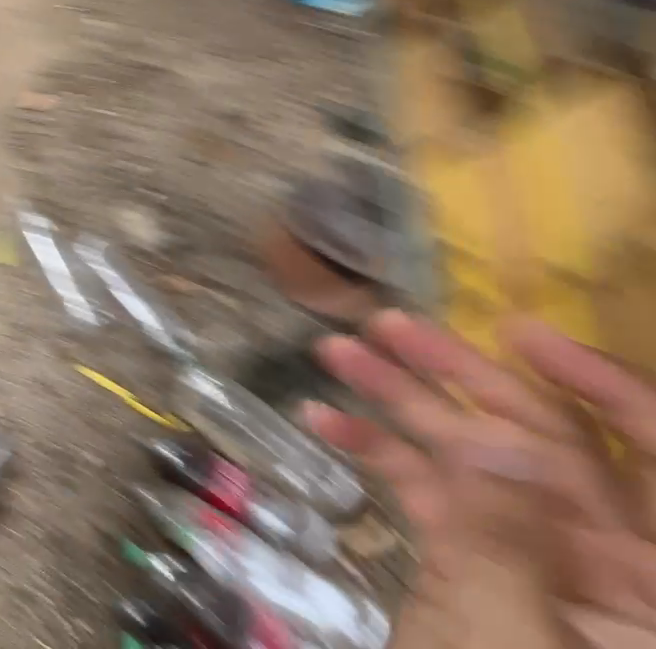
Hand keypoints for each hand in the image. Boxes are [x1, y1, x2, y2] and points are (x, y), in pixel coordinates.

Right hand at [308, 311, 655, 644]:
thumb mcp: (504, 634)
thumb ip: (508, 539)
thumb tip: (505, 443)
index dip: (605, 391)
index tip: (518, 332)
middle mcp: (621, 567)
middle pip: (553, 451)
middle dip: (465, 383)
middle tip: (386, 325)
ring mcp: (543, 566)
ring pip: (481, 462)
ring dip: (404, 406)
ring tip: (336, 352)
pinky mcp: (479, 567)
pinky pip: (435, 498)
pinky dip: (379, 457)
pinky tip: (323, 420)